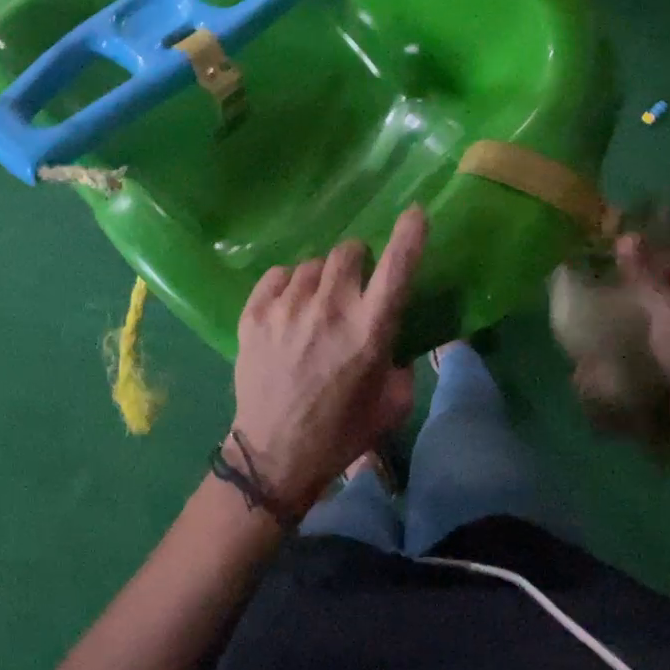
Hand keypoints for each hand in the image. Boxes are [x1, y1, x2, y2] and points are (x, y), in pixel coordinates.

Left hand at [228, 207, 426, 513]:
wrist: (274, 456)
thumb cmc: (341, 433)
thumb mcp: (392, 404)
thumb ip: (402, 363)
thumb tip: (396, 338)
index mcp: (370, 329)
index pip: (397, 266)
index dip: (410, 234)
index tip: (415, 213)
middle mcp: (329, 308)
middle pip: (348, 251)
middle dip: (356, 262)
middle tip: (353, 285)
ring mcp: (287, 308)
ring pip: (311, 263)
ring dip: (321, 278)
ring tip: (315, 305)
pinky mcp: (254, 314)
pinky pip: (276, 275)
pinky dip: (287, 285)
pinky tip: (288, 308)